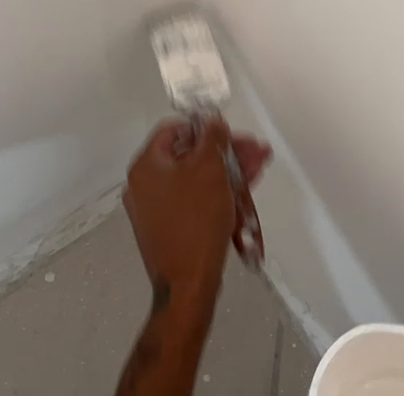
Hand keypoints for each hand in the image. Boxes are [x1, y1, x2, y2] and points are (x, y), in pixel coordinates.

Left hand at [122, 117, 271, 300]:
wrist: (188, 284)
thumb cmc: (197, 220)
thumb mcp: (209, 169)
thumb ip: (212, 137)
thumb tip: (211, 120)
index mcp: (146, 166)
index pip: (173, 130)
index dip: (204, 126)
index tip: (229, 133)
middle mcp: (144, 185)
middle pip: (189, 156)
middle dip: (226, 152)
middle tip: (255, 151)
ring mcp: (155, 210)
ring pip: (196, 179)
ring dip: (227, 171)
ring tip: (259, 166)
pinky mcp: (168, 229)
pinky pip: (194, 200)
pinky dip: (216, 193)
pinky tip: (244, 191)